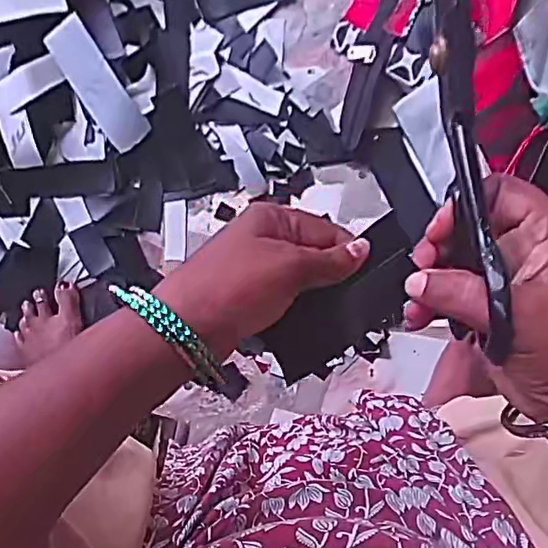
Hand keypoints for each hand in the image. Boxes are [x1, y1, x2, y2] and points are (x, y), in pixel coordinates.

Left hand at [154, 202, 367, 354]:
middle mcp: (257, 243)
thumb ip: (329, 261)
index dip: (346, 250)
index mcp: (269, 218)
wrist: (185, 329)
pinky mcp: (243, 304)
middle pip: (309, 257)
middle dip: (326, 277)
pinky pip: (277, 307)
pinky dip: (287, 317)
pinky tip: (289, 324)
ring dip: (306, 301)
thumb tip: (358, 251)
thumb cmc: (222, 288)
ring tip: (310, 312)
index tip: (362, 269)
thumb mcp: (290, 267)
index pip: (324, 228)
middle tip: (337, 295)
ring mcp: (249, 275)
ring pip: (294, 286)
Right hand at [405, 176, 547, 421]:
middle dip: (439, 251)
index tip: (437, 234)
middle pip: (469, 230)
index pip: (498, 195)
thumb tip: (421, 280)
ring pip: (454, 264)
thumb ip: (462, 291)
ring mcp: (505, 281)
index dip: (462, 208)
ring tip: (420, 301)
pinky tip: (424, 314)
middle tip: (423, 270)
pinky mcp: (489, 307)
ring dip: (430, 282)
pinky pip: (451, 293)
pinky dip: (433, 303)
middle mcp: (525, 253)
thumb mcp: (515, 313)